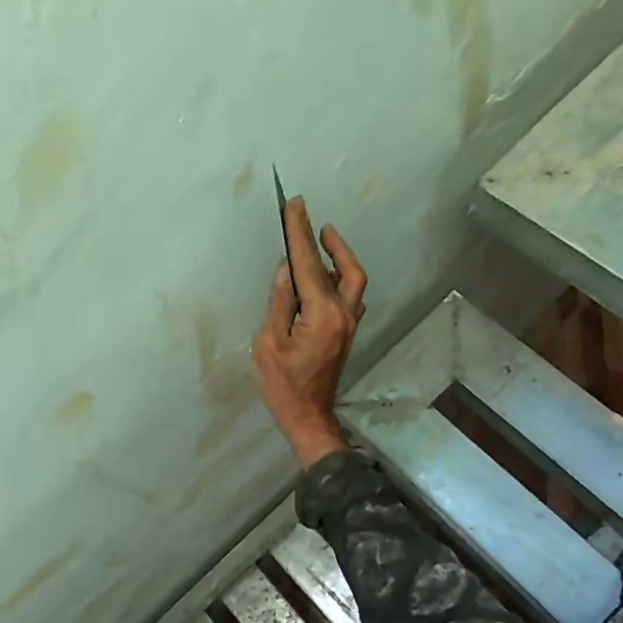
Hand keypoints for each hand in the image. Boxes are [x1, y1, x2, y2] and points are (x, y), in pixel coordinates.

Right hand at [251, 197, 367, 467]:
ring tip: (320, 240)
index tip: (294, 205)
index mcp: (322, 314)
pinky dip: (340, 277)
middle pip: (345, 267)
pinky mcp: (346, 333)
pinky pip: (350, 295)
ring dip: (339, 257)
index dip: (298, 233)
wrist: (308, 417)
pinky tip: (324, 275)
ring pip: (353, 280)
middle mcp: (343, 314)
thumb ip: (280, 303)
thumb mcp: (269, 344)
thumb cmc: (283, 385)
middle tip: (310, 218)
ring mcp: (349, 324)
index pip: (308, 265)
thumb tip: (286, 270)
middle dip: (328, 240)